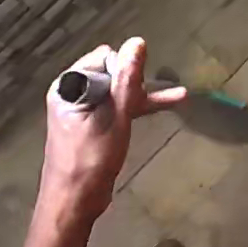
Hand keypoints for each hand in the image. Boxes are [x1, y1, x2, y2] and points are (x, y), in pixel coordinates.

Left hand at [36, 38, 185, 232]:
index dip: (125, 70)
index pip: (105, 58)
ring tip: (177, 96)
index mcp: (70, 86)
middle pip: (113, 72)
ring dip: (144, 95)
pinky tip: (167, 105)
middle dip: (137, 81)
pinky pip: (118, 107)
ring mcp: (83, 109)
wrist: (73, 203)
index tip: (139, 89)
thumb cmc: (91, 160)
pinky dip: (137, 108)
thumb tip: (137, 43)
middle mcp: (73, 92)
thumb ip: (127, 80)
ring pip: (119, 91)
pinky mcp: (93, 124)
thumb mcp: (115, 117)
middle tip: (155, 96)